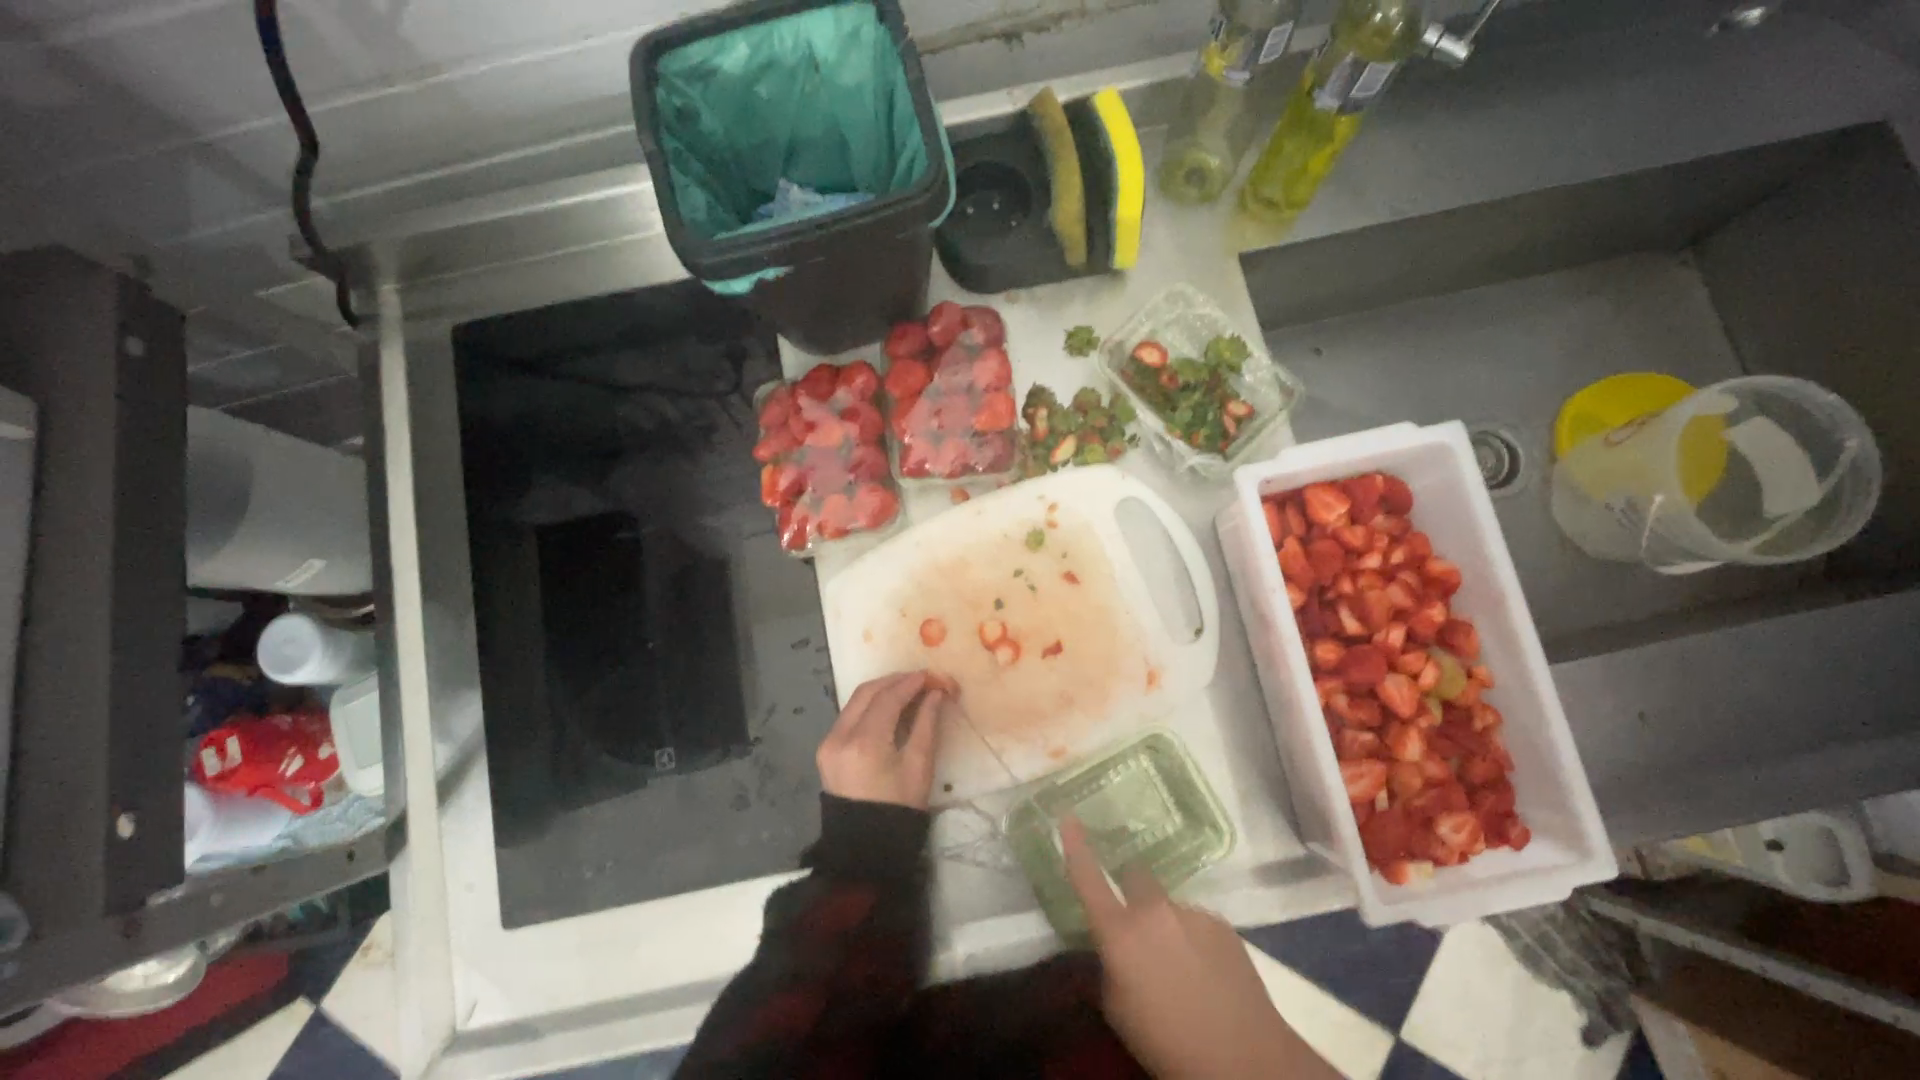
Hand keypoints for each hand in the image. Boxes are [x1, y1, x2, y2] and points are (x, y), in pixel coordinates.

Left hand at [816, 672, 946, 809]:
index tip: (930, 676)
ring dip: (881, 692)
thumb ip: (926, 724)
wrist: (866, 845)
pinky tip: (888, 709)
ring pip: (855, 702)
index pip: (888, 698)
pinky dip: (869, 708)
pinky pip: (848, 717)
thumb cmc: (900, 809)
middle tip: (919, 680)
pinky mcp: (826, 750)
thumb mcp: (920, 766)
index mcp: (865, 742)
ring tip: (906, 691)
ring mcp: (828, 743)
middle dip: (894, 682)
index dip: (910, 683)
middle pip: (867, 693)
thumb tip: (934, 694)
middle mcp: (840, 736)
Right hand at [1061, 818, 1339, 1079]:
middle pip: (1135, 877)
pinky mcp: (1223, 924)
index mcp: (1120, 933)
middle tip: (1136, 927)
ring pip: (1168, 907)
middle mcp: (1154, 911)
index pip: (1088, 879)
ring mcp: (1192, 913)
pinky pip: (1196, 922)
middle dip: (1131, 891)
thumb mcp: (1117, 1009)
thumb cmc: (1165, 1040)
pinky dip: (1193, 940)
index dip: (1075, 846)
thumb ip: (1109, 966)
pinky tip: (1205, 973)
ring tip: (1180, 968)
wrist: (1243, 1056)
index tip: (1068, 816)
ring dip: (1166, 925)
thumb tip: (1115, 947)